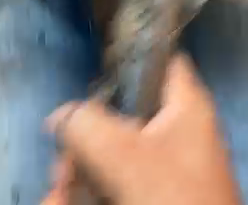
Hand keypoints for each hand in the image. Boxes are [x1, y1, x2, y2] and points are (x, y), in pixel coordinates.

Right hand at [42, 55, 240, 204]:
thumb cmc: (171, 198)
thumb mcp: (122, 155)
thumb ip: (85, 122)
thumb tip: (61, 117)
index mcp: (188, 106)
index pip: (160, 58)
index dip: (126, 57)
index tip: (90, 76)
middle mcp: (182, 133)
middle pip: (123, 116)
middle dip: (85, 140)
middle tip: (63, 166)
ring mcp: (174, 171)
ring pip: (118, 157)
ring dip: (83, 173)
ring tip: (60, 191)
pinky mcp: (164, 198)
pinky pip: (123, 186)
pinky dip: (97, 193)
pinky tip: (69, 201)